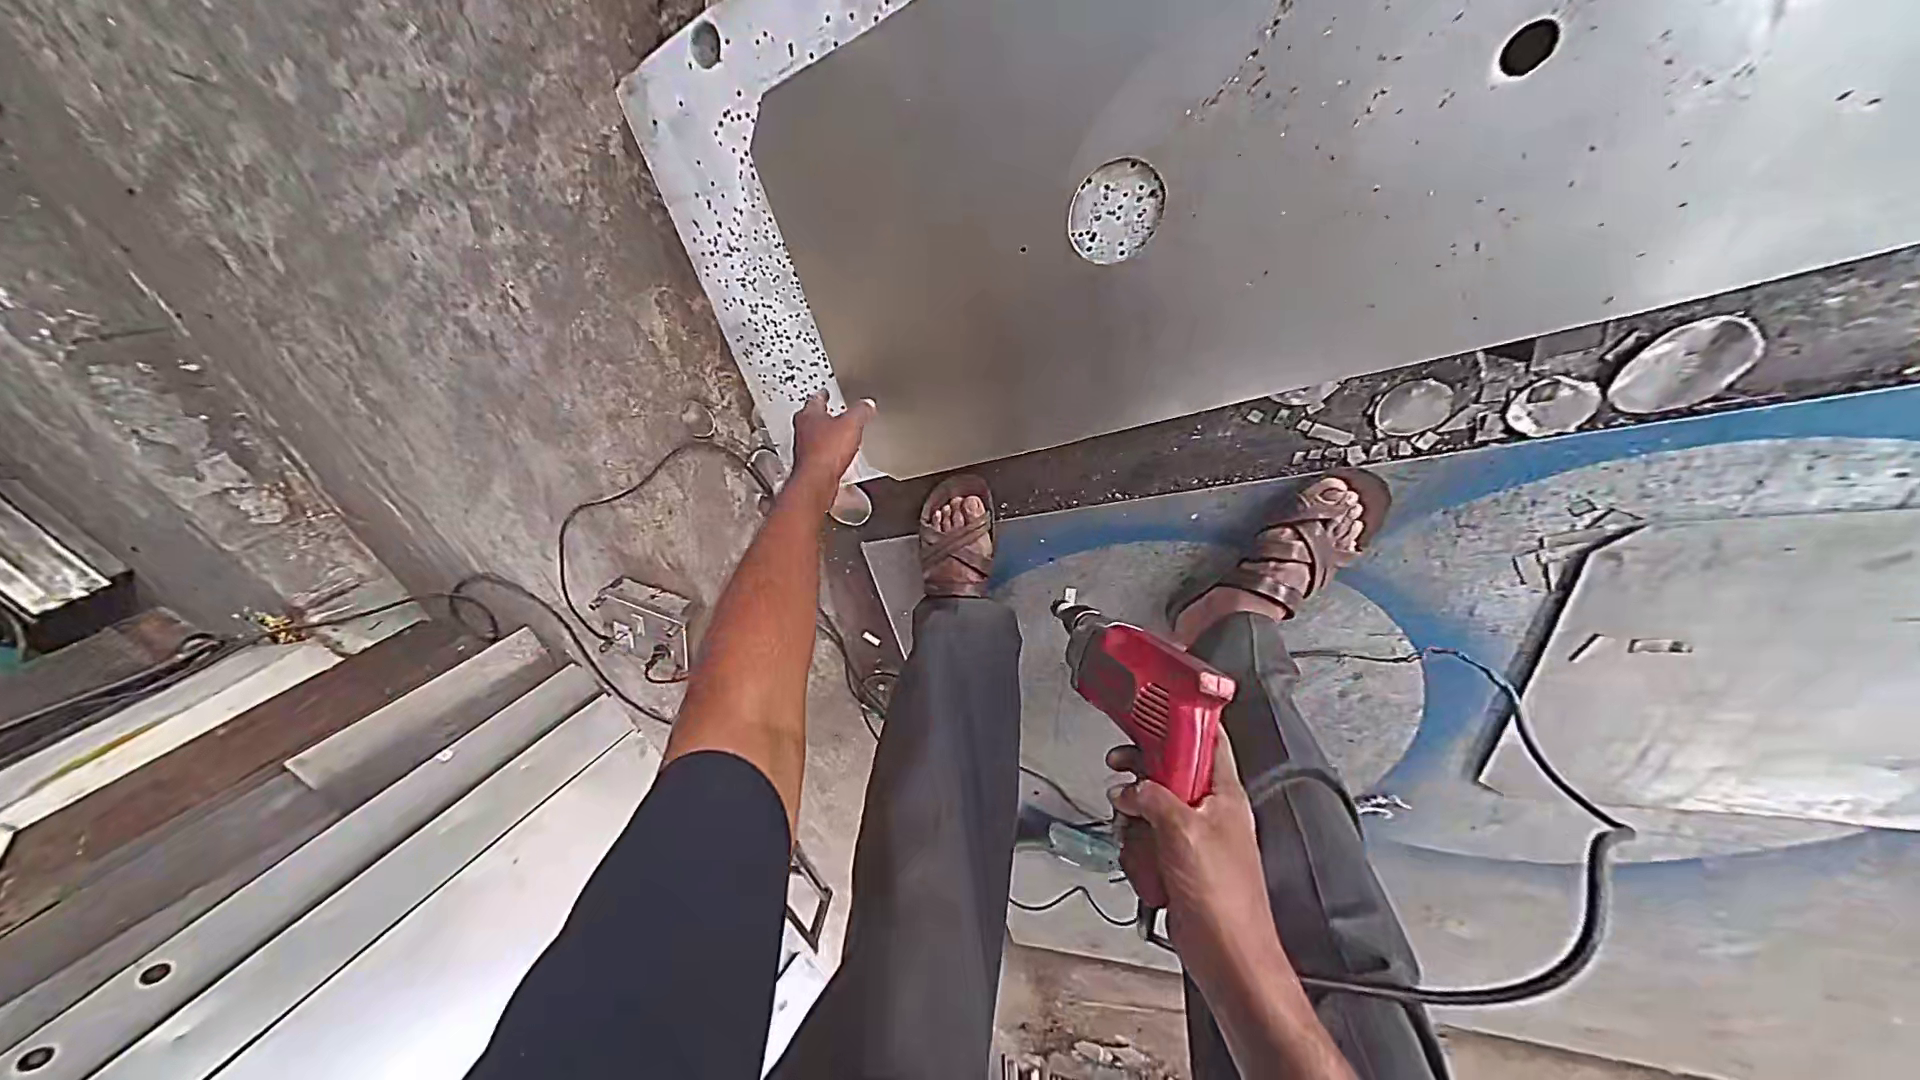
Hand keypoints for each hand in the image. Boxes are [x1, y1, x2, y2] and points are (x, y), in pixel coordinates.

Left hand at [789, 392, 874, 502]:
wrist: (816, 481)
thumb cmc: (826, 452)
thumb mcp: (852, 424)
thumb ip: (860, 411)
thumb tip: (867, 404)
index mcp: (810, 414)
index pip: (815, 399)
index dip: (823, 395)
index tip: (825, 393)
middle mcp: (803, 430)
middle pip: (811, 417)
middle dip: (822, 415)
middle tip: (829, 413)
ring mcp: (803, 448)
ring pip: (812, 436)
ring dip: (823, 435)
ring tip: (834, 435)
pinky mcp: (808, 465)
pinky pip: (818, 454)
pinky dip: (826, 452)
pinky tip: (834, 456)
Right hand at [1108, 734, 1284, 984]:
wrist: (1227, 956)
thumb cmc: (1226, 900)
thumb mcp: (1182, 830)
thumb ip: (1152, 798)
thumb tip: (1130, 789)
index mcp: (1225, 794)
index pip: (1209, 740)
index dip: (1183, 722)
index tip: (1154, 713)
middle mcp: (1211, 811)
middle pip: (1169, 771)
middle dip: (1141, 775)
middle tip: (1122, 769)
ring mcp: (1193, 836)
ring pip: (1152, 805)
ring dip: (1135, 817)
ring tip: (1135, 830)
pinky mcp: (1178, 860)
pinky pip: (1148, 837)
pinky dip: (1137, 845)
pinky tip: (1142, 860)